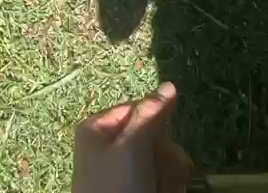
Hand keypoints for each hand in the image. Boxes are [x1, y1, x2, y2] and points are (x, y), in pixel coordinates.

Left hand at [71, 82, 192, 192]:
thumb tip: (169, 85)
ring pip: (160, 160)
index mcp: (98, 129)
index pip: (139, 110)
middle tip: (167, 172)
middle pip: (152, 137)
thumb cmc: (117, 188)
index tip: (161, 140)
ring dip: (169, 174)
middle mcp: (108, 148)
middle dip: (165, 156)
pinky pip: (160, 180)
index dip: (155, 124)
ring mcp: (121, 174)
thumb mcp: (132, 146)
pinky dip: (167, 187)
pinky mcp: (134, 191)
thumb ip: (151, 114)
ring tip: (164, 190)